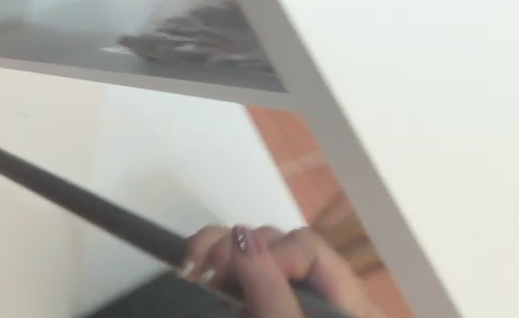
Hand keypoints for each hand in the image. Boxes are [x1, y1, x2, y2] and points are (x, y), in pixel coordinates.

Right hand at [182, 225, 377, 317]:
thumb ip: (269, 289)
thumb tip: (241, 234)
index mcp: (348, 305)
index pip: (310, 248)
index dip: (274, 255)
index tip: (240, 282)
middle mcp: (320, 291)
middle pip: (277, 240)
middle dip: (236, 250)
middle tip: (210, 279)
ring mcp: (286, 291)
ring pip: (248, 240)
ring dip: (214, 250)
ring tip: (195, 276)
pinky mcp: (256, 293)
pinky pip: (229, 251)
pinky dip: (205, 253)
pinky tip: (192, 272)